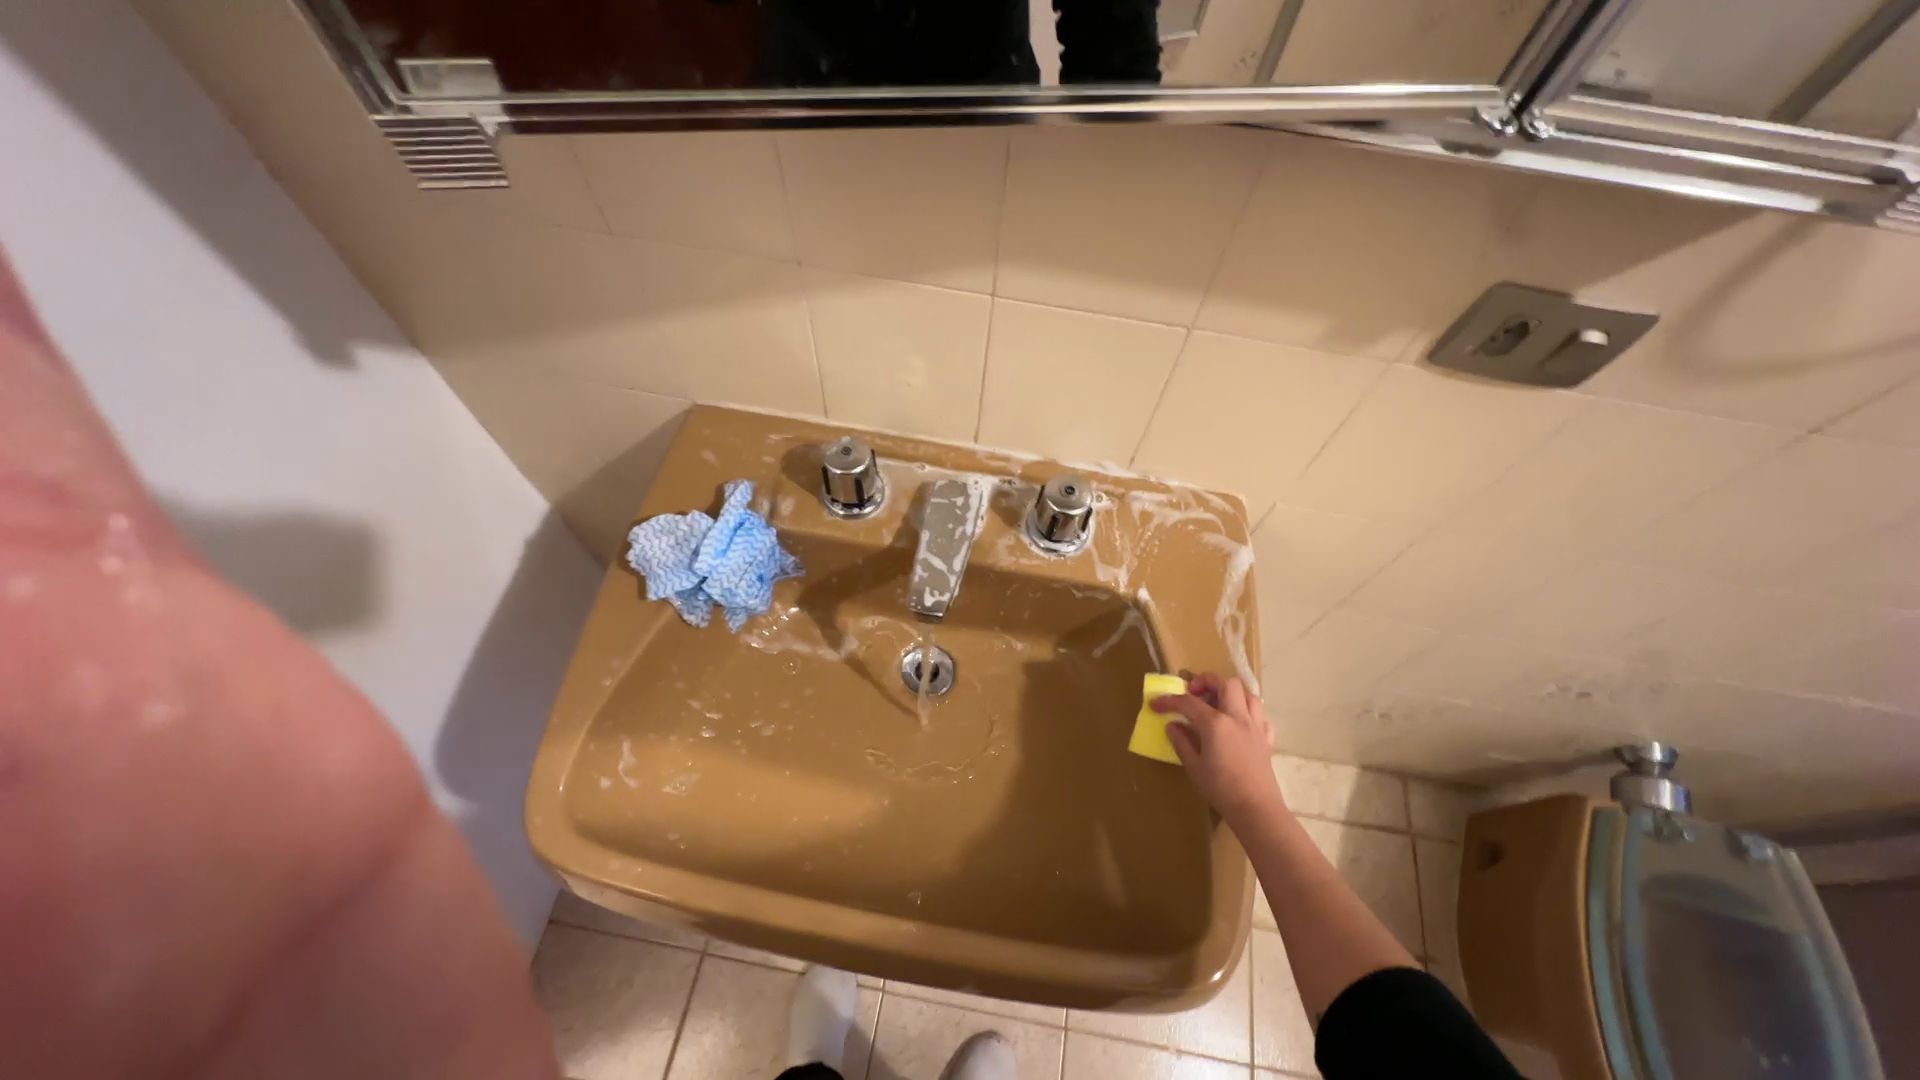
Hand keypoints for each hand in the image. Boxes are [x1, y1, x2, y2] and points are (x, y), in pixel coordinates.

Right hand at [1154, 673, 1283, 822]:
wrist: (1256, 808)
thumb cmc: (1221, 789)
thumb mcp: (1194, 767)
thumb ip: (1182, 742)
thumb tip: (1172, 725)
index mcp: (1216, 723)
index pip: (1188, 702)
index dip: (1169, 700)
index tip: (1156, 704)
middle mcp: (1237, 717)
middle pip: (1226, 683)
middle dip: (1207, 682)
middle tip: (1194, 695)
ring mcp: (1255, 726)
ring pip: (1248, 695)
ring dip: (1232, 694)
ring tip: (1218, 706)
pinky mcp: (1266, 739)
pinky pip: (1261, 716)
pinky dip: (1249, 714)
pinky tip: (1239, 726)